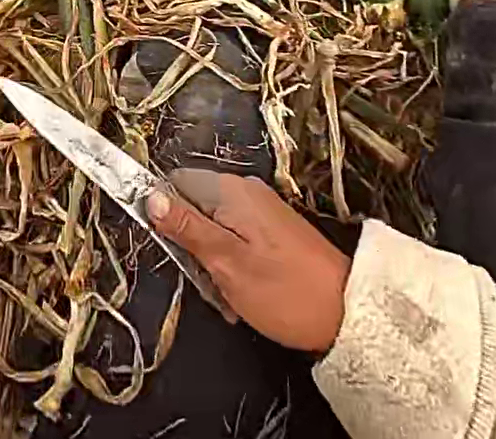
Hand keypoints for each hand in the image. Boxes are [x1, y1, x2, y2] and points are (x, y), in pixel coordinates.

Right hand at [147, 169, 351, 352]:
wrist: (346, 313)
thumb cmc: (282, 290)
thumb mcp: (226, 262)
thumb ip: (186, 227)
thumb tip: (149, 196)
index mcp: (230, 190)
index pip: (176, 182)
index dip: (164, 212)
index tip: (171, 248)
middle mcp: (244, 189)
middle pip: (193, 205)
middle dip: (192, 244)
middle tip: (207, 280)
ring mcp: (260, 208)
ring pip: (212, 226)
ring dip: (211, 260)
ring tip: (229, 294)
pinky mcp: (271, 227)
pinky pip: (234, 236)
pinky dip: (231, 263)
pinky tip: (244, 292)